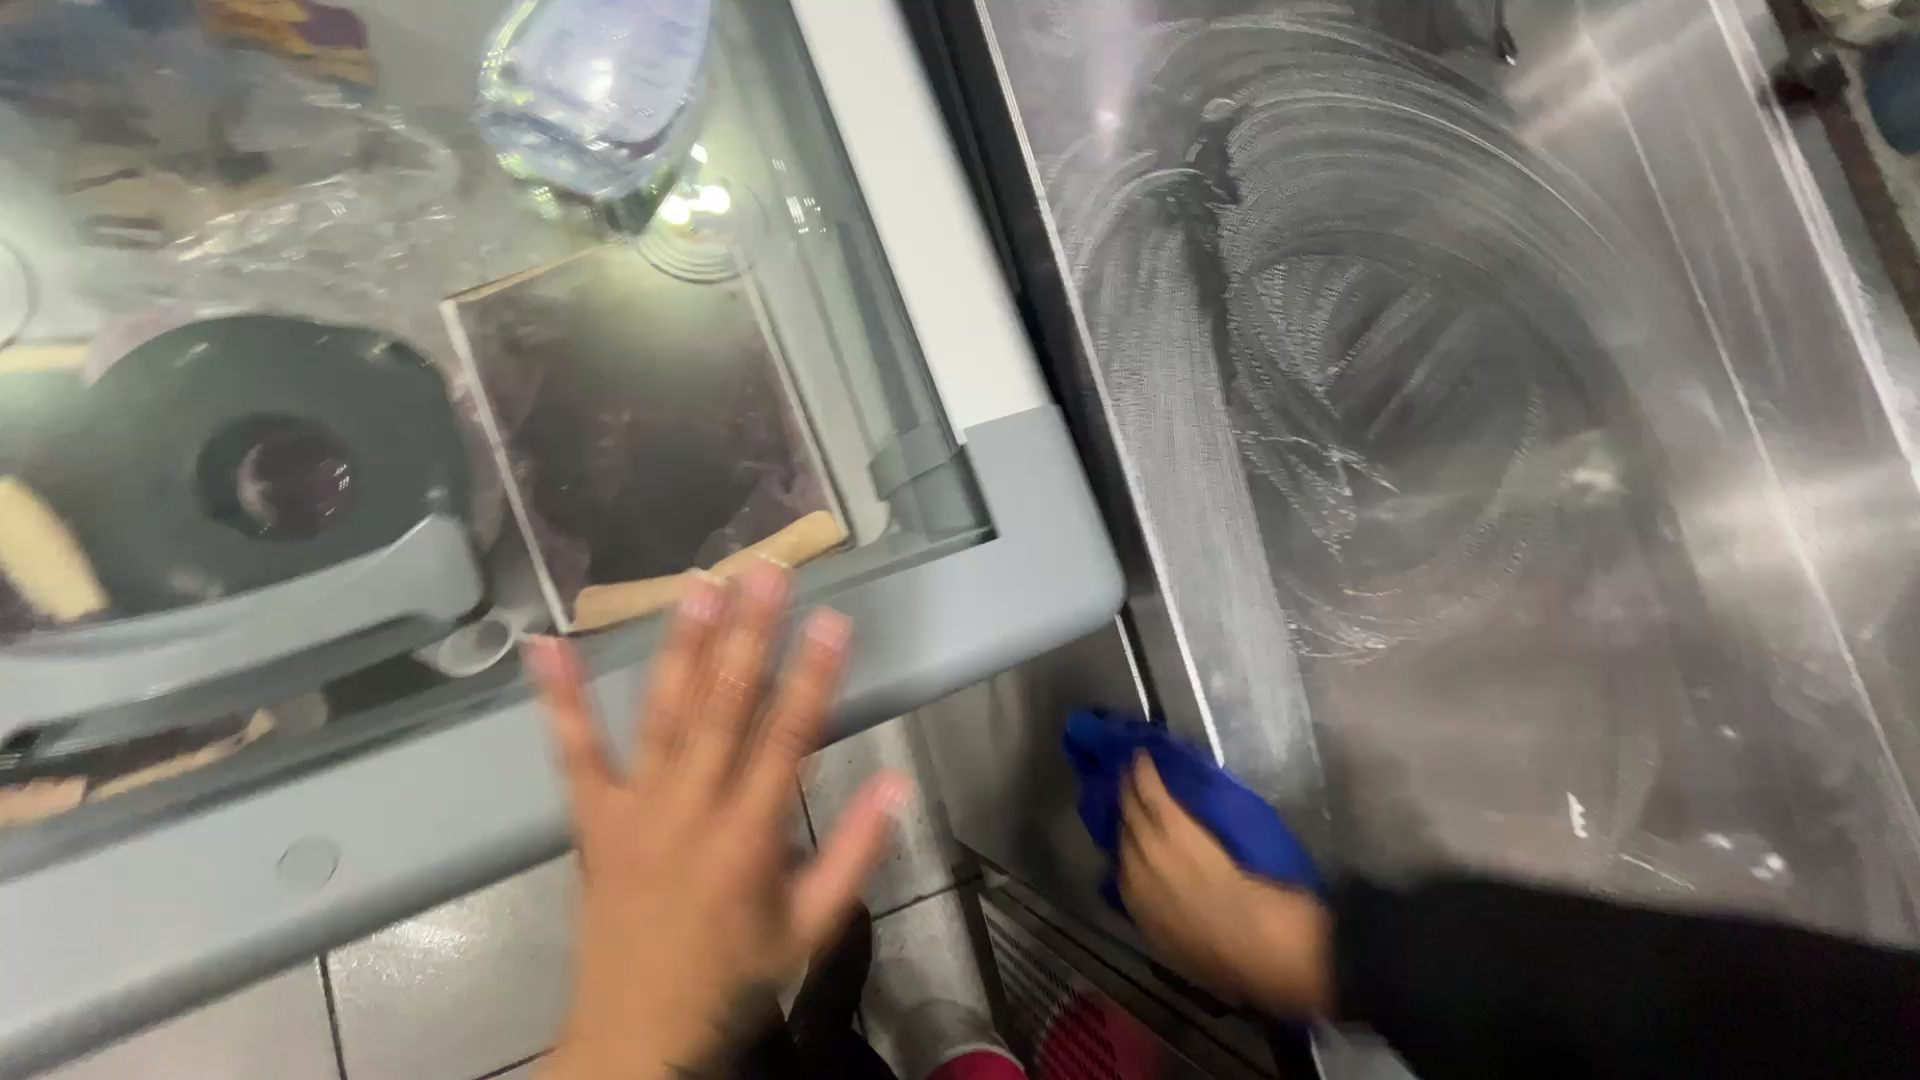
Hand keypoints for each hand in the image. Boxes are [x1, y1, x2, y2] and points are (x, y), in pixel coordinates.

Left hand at [522, 562, 908, 1079]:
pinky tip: (546, 646)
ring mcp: (634, 811)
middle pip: (724, 708)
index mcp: (749, 839)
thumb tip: (898, 783)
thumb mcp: (812, 930)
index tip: (834, 620)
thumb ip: (856, 854)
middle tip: (766, 573)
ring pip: (663, 715)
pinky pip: (574, 755)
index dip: (814, 677)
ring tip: (700, 586)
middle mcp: (690, 811)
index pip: (788, 740)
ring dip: (682, 646)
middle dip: (750, 635)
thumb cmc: (734, 979)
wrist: (635, 1040)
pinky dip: (560, 699)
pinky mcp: (591, 820)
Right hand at [1119, 754, 1333, 1016]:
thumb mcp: (1192, 949)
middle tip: (1126, 791)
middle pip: (1124, 832)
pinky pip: (1151, 794)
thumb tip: (1169, 901)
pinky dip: (1144, 773)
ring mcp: (1153, 848)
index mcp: (1140, 909)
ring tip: (1131, 768)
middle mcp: (1137, 875)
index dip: (1128, 844)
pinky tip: (1142, 756)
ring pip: (1132, 808)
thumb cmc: (1238, 959)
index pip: (1122, 867)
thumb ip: (1171, 920)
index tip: (1133, 830)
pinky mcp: (1174, 826)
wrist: (1262, 947)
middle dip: (1124, 810)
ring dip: (1129, 785)